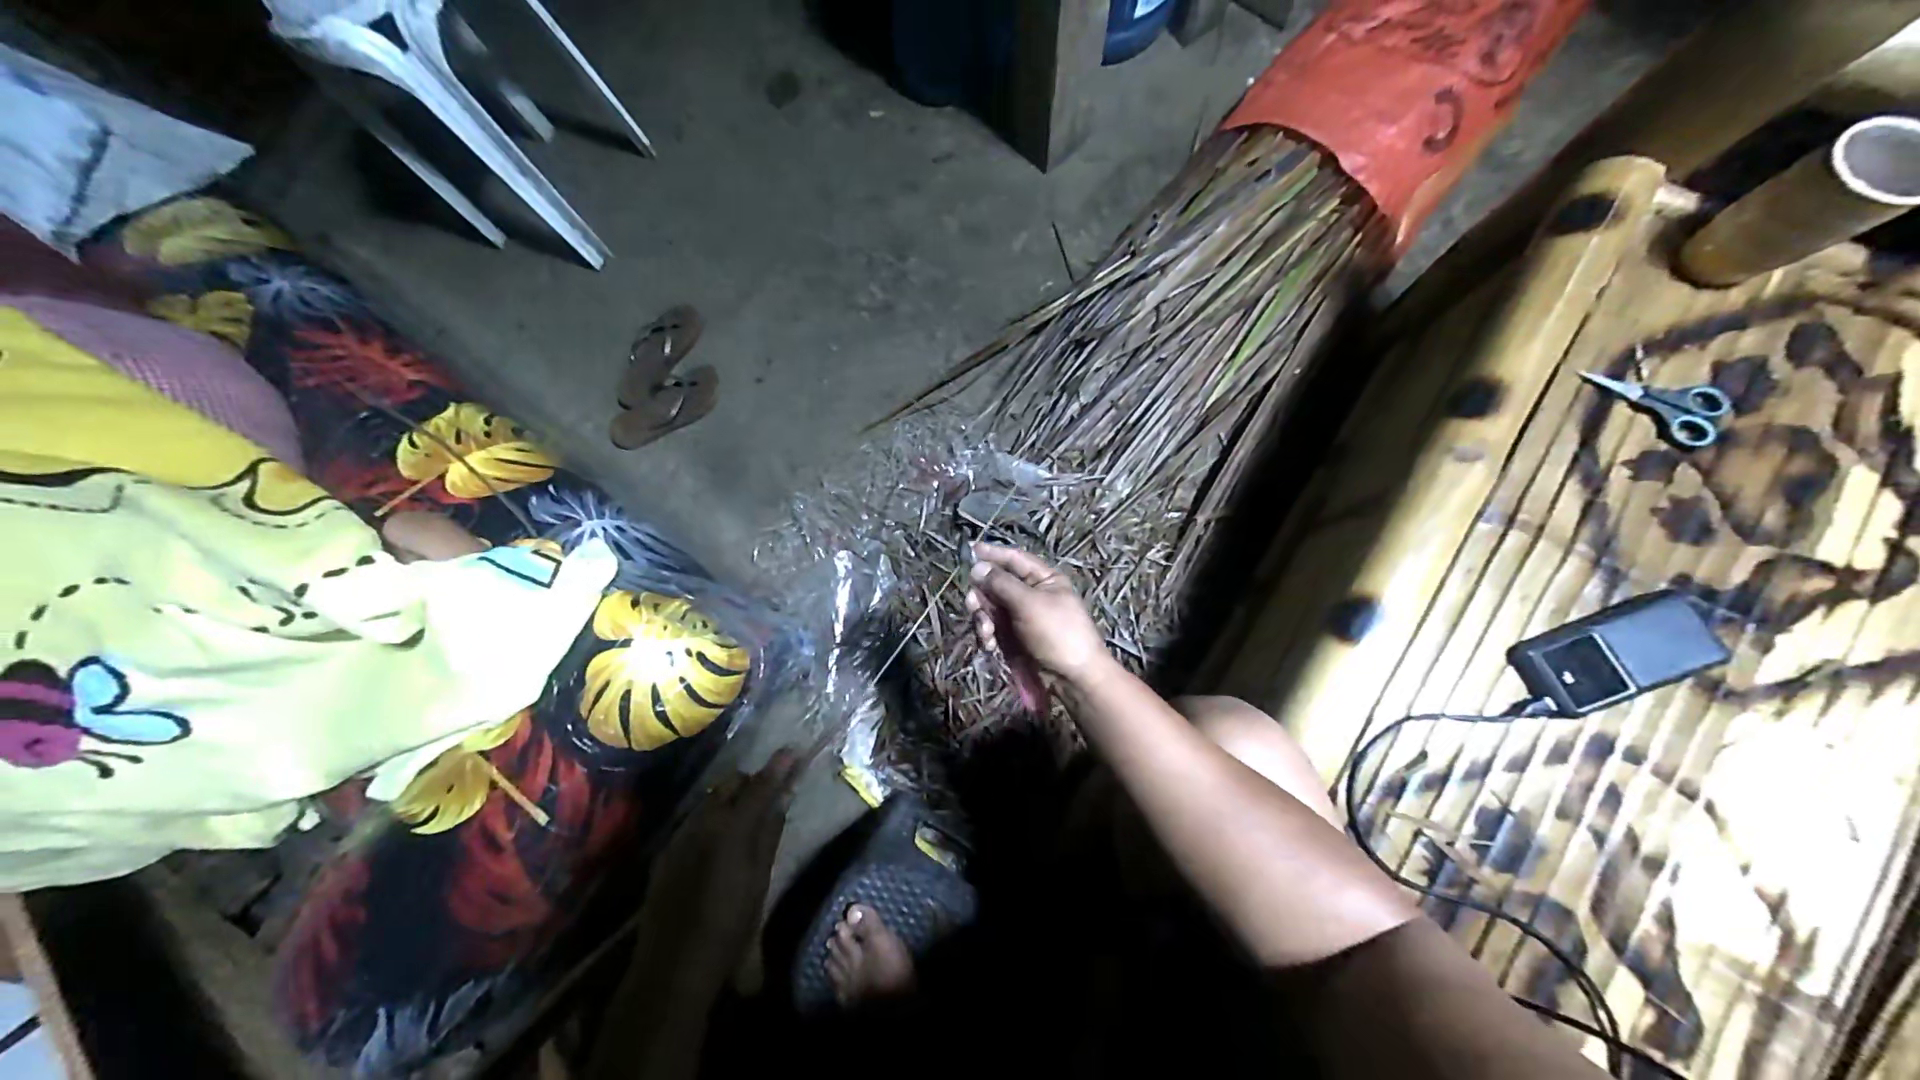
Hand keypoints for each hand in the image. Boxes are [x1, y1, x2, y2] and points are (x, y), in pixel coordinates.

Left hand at [633, 749, 801, 995]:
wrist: (674, 966)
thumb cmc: (730, 926)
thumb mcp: (760, 880)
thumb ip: (769, 834)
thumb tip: (781, 801)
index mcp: (733, 828)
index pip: (761, 785)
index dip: (778, 766)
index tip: (792, 751)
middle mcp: (703, 822)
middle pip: (730, 784)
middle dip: (751, 781)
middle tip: (769, 792)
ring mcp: (680, 835)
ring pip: (710, 800)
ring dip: (730, 799)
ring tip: (745, 816)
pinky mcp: (666, 853)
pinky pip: (694, 822)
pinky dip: (711, 820)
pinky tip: (718, 842)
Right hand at [965, 542, 1108, 683]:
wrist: (1073, 679)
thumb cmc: (1057, 633)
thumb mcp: (1029, 603)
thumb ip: (1001, 583)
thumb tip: (977, 566)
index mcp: (1044, 579)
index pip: (1014, 559)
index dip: (992, 553)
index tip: (969, 550)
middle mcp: (1032, 594)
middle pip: (997, 584)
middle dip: (983, 595)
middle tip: (974, 605)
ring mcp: (1023, 617)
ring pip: (991, 608)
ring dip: (984, 619)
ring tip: (987, 633)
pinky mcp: (1015, 638)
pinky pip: (994, 628)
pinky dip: (988, 635)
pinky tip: (991, 645)